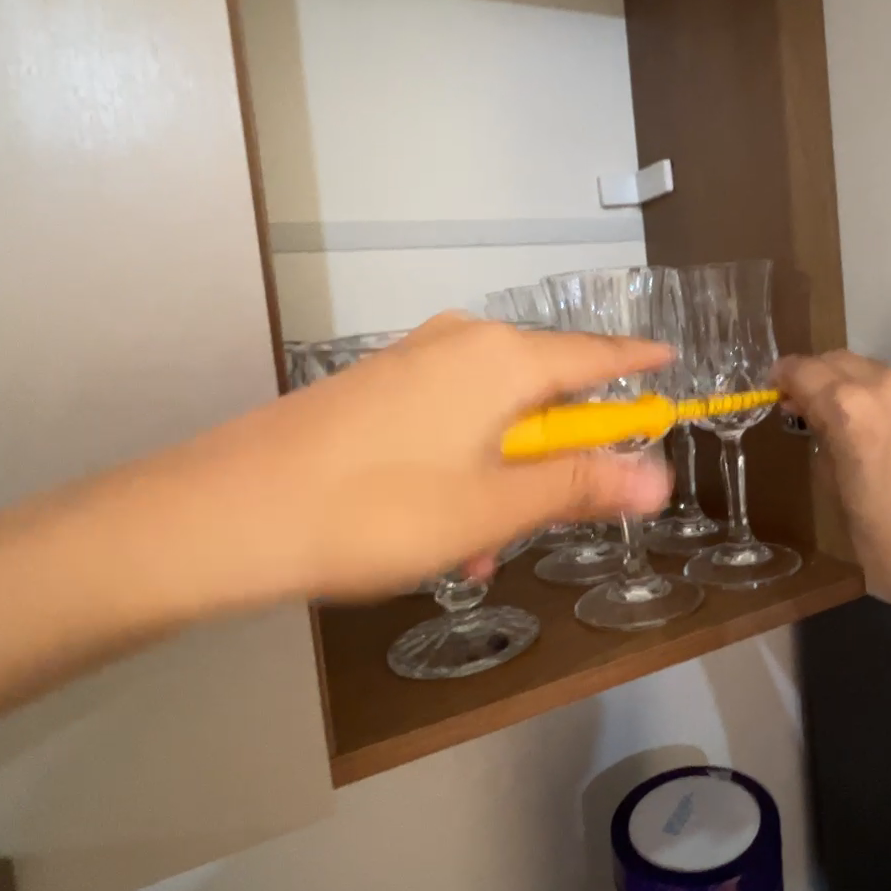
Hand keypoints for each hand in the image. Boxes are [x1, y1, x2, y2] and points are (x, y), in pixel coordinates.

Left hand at [168, 312, 673, 604]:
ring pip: (492, 415)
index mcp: (502, 360)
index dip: (637, 363)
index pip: (595, 355)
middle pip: (542, 391)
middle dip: (554, 458)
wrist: (220, 516)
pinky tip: (436, 526)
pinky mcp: (378, 386)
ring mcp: (413, 360)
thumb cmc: (375, 509)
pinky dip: (462, 466)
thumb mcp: (493, 508)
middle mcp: (461, 342)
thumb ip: (580, 485)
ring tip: (474, 547)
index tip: (670, 361)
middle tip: (544, 521)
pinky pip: (449, 419)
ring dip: (503, 477)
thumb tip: (660, 476)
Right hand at [775, 351, 890, 620]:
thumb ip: (823, 440)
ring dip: (858, 387)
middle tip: (808, 407)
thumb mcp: (838, 490)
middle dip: (819, 379)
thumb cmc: (889, 543)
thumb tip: (817, 419)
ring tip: (855, 423)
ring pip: (878, 371)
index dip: (783, 379)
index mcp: (852, 408)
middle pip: (840, 361)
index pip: (803, 372)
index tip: (776, 390)